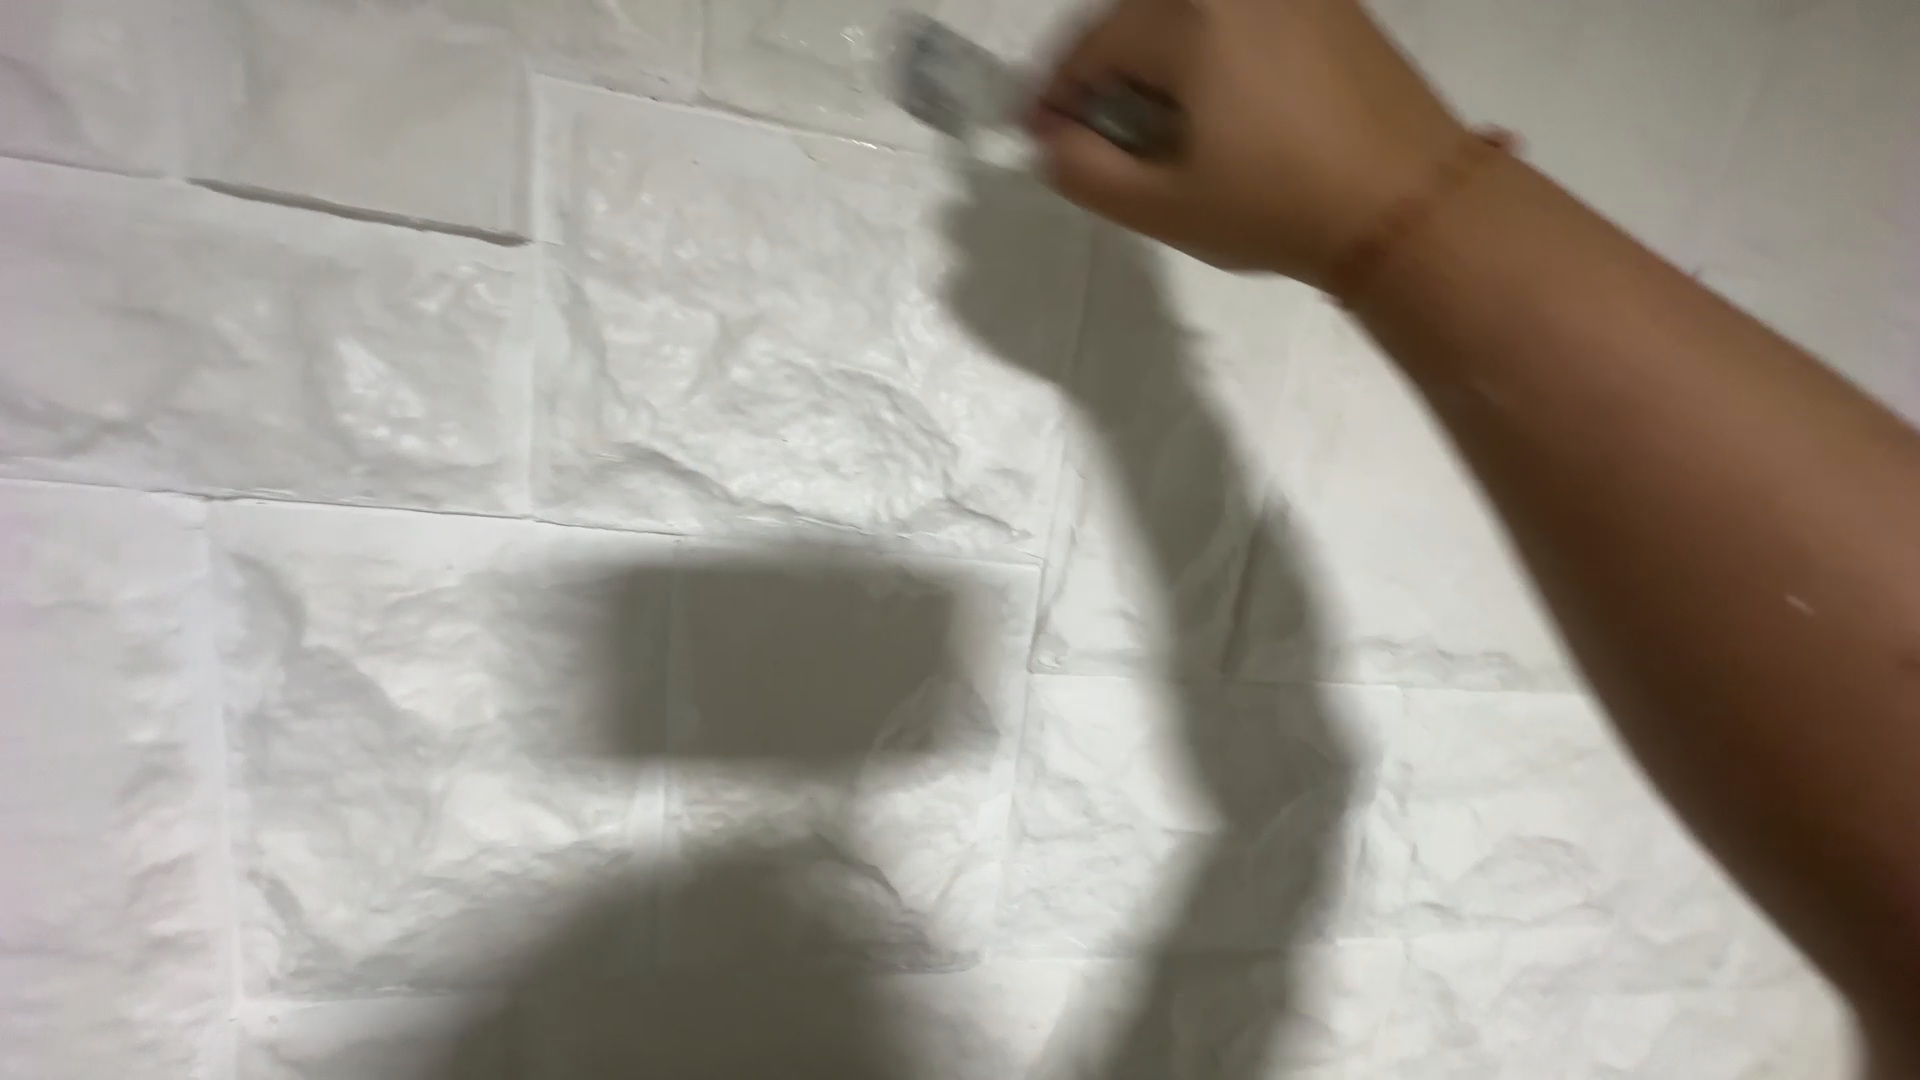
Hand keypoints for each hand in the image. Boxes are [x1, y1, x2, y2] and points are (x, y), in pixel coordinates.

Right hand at [1025, 0, 1466, 284]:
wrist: (1405, 206)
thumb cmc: (1273, 208)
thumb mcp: (1162, 207)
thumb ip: (1085, 172)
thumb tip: (1051, 142)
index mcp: (1193, 19)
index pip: (1092, 43)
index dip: (1053, 92)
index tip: (1035, 135)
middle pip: (1139, 18)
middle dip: (1103, 77)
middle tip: (1095, 139)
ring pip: (1189, 17)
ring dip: (1153, 66)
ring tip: (1153, 132)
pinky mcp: (1329, 6)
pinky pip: (1239, 19)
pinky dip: (1205, 56)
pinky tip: (1213, 110)